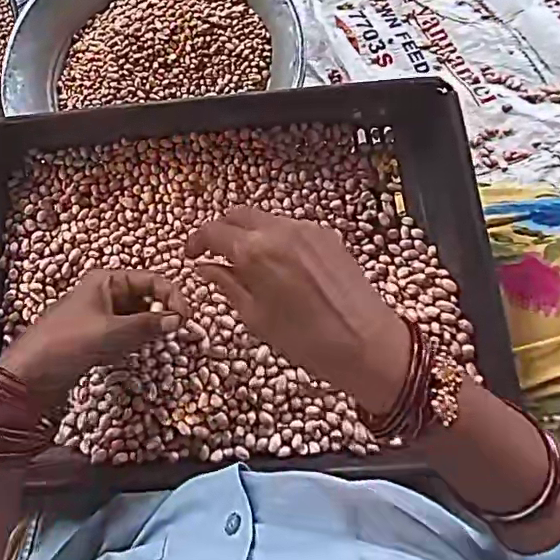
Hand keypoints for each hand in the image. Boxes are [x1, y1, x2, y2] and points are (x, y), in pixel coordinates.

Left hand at [0, 269, 188, 411]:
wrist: (29, 374)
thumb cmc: (65, 343)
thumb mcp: (111, 332)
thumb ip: (147, 325)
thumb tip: (178, 320)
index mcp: (106, 280)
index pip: (151, 279)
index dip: (172, 295)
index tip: (186, 318)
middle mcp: (106, 292)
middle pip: (147, 296)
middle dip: (163, 312)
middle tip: (177, 332)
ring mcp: (102, 314)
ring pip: (139, 315)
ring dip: (151, 327)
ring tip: (158, 342)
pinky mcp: (99, 335)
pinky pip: (128, 331)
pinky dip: (137, 339)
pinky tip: (136, 351)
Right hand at [186, 207, 410, 414]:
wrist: (368, 344)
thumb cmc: (307, 340)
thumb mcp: (256, 316)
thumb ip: (227, 285)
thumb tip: (207, 268)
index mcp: (255, 252)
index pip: (213, 231)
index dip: (196, 241)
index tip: (191, 254)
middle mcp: (279, 231)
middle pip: (237, 215)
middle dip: (221, 230)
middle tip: (214, 253)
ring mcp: (305, 229)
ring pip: (264, 219)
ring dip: (248, 233)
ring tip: (247, 262)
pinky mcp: (326, 235)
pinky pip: (289, 227)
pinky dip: (274, 237)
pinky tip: (278, 264)